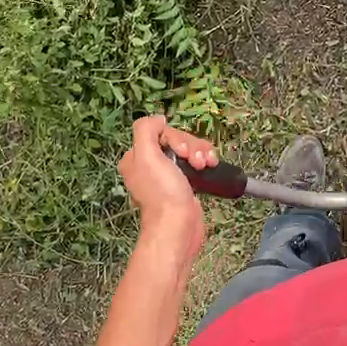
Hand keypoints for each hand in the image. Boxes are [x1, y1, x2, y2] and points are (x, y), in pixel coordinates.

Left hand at [119, 115, 213, 246]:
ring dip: (201, 152)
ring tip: (206, 165)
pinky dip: (205, 160)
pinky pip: (196, 161)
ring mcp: (168, 174)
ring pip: (188, 149)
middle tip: (196, 161)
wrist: (178, 226)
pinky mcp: (185, 183)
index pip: (159, 132)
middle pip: (175, 140)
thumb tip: (159, 119)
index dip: (175, 138)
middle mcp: (150, 164)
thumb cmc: (162, 192)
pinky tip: (211, 166)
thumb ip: (146, 129)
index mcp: (135, 157)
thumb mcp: (146, 155)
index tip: (182, 152)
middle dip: (191, 146)